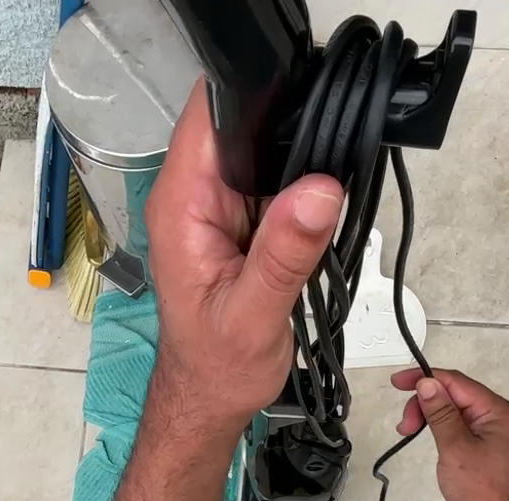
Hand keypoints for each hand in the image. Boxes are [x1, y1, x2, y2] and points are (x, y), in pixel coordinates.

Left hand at [145, 82, 344, 438]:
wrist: (209, 398)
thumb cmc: (217, 369)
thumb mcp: (253, 318)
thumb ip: (283, 256)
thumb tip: (320, 190)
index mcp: (182, 206)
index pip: (210, 112)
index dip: (258, 93)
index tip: (308, 107)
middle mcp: (193, 195)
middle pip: (244, 121)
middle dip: (291, 132)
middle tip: (327, 180)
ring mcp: (216, 206)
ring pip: (264, 150)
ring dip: (299, 168)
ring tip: (318, 213)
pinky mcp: (238, 222)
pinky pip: (274, 184)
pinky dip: (299, 196)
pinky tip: (310, 223)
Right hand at [393, 368, 508, 500]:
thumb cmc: (480, 487)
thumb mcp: (455, 447)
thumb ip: (440, 413)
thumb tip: (427, 383)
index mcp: (494, 410)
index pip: (455, 382)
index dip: (425, 378)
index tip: (397, 382)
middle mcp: (493, 415)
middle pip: (452, 394)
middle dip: (424, 403)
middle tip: (404, 425)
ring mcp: (486, 431)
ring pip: (450, 410)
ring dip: (427, 415)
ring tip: (407, 432)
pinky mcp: (478, 446)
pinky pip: (454, 425)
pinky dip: (436, 427)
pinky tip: (423, 435)